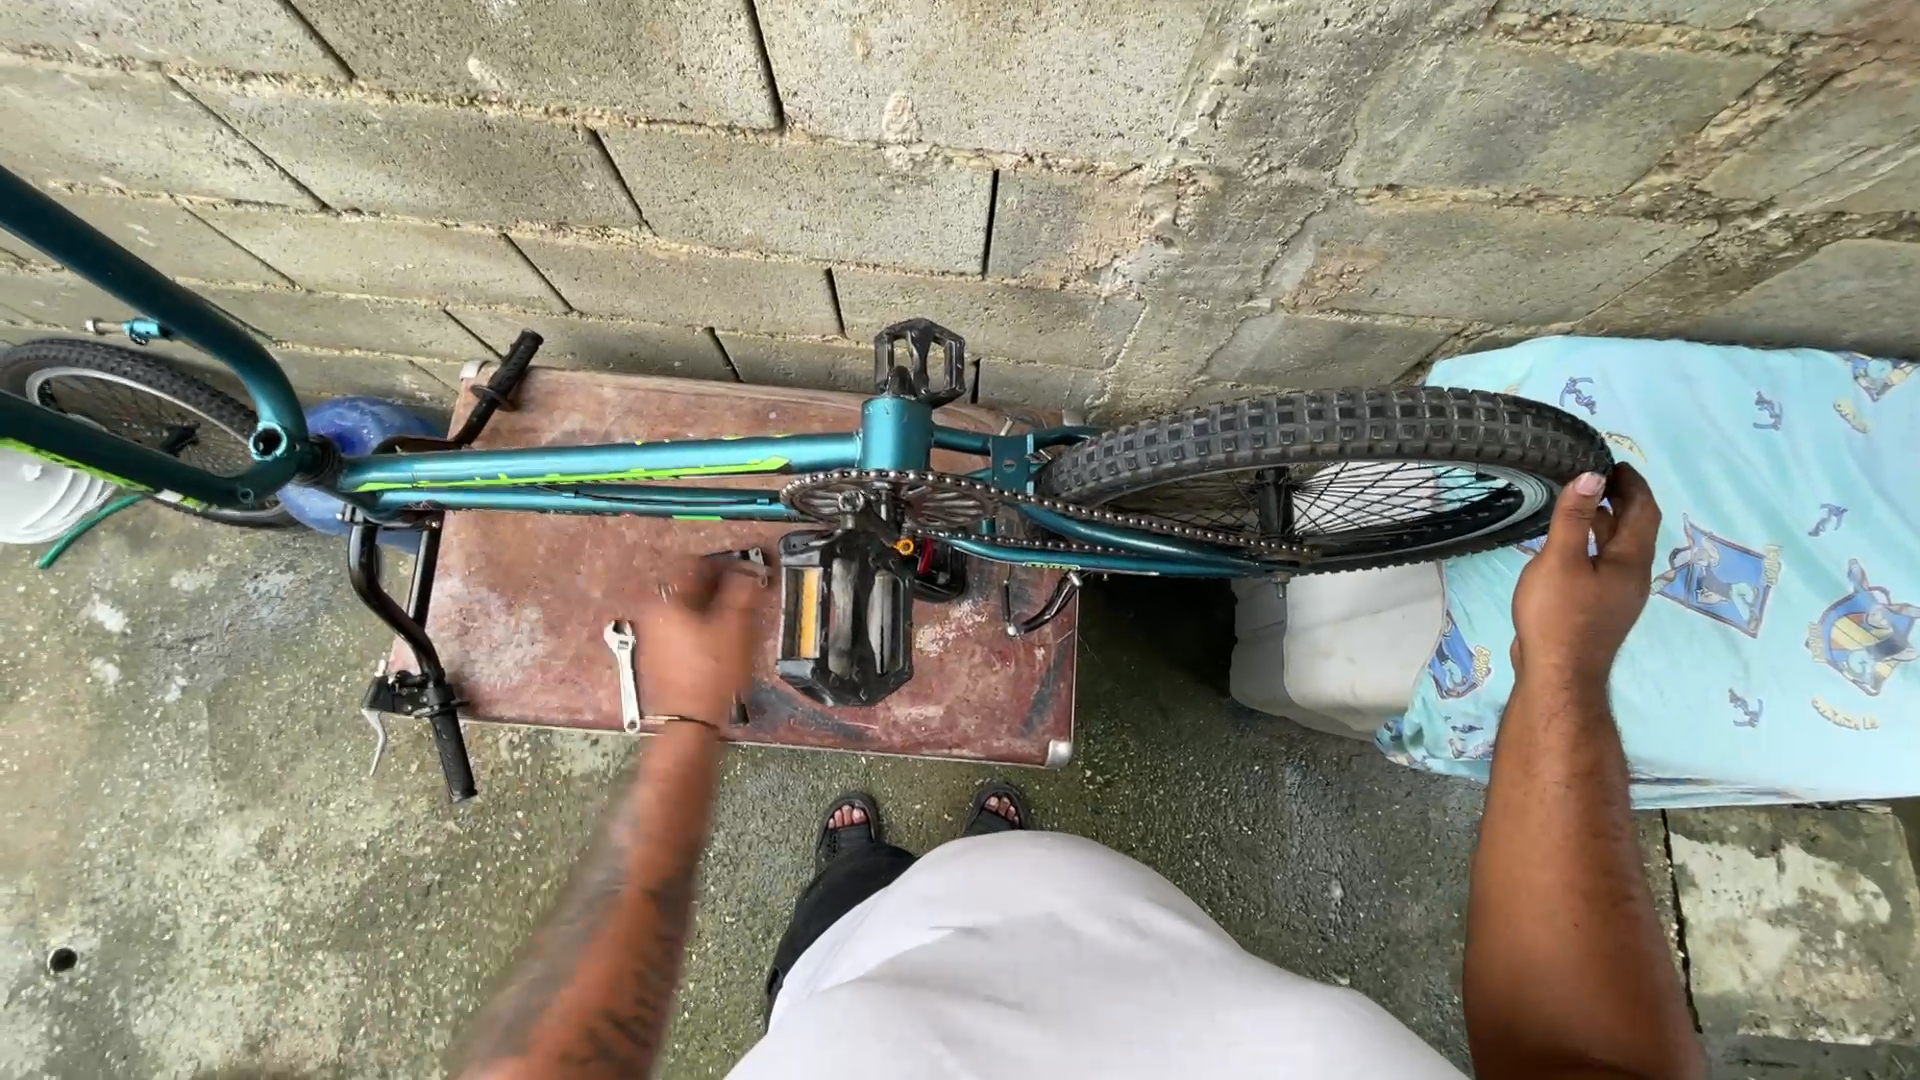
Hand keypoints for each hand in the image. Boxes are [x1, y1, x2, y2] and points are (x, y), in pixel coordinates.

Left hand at [636, 558, 759, 729]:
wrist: (692, 720)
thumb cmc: (713, 672)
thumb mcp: (736, 625)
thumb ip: (743, 589)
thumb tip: (750, 570)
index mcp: (666, 601)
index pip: (694, 564)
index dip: (724, 562)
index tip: (745, 569)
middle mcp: (652, 614)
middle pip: (688, 586)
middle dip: (718, 585)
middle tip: (743, 591)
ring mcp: (652, 636)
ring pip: (686, 607)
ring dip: (711, 605)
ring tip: (736, 614)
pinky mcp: (658, 655)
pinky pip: (681, 627)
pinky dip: (701, 624)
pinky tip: (720, 637)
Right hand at [1510, 463, 1661, 689]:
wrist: (1558, 670)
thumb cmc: (1559, 613)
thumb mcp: (1560, 560)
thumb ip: (1573, 518)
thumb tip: (1591, 476)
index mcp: (1630, 560)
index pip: (1642, 512)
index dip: (1632, 485)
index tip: (1614, 464)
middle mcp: (1631, 575)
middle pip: (1633, 530)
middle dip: (1619, 501)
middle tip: (1595, 479)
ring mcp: (1615, 595)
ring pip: (1616, 549)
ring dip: (1605, 523)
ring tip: (1580, 505)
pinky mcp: (1596, 608)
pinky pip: (1601, 565)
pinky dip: (1591, 544)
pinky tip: (1568, 549)